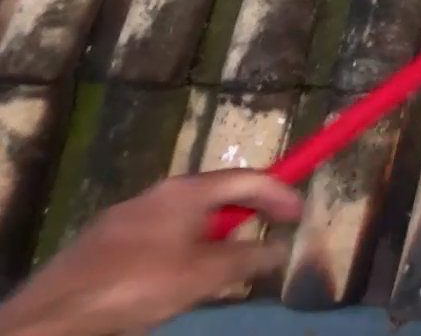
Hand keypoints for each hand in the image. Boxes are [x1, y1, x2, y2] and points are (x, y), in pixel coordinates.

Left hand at [0, 170, 303, 335]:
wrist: (43, 325)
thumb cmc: (137, 288)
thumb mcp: (209, 275)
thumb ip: (253, 257)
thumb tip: (281, 249)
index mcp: (186, 190)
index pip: (251, 179)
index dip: (282, 193)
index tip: (298, 214)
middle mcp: (154, 194)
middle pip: (215, 196)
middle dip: (241, 217)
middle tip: (257, 240)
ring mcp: (118, 219)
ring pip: (181, 219)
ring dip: (206, 238)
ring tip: (211, 269)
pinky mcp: (92, 246)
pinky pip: (151, 238)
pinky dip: (173, 251)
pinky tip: (168, 281)